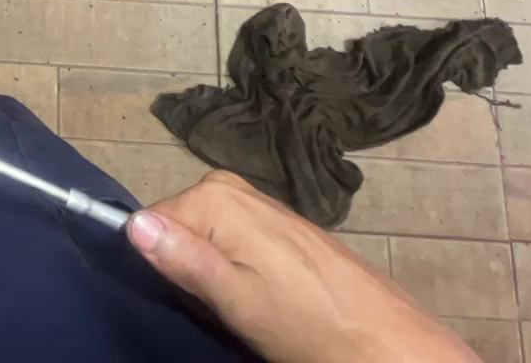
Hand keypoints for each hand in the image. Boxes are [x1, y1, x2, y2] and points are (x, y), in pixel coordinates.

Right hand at [127, 172, 479, 362]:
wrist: (398, 347)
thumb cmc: (309, 326)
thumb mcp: (238, 302)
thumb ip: (185, 259)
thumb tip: (133, 224)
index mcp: (214, 195)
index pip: (152, 226)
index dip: (164, 267)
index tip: (193, 299)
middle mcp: (229, 184)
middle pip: (179, 227)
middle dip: (191, 267)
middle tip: (224, 306)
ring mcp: (257, 200)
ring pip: (204, 235)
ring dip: (214, 270)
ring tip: (247, 304)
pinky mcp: (277, 220)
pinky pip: (230, 238)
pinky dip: (236, 267)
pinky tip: (265, 296)